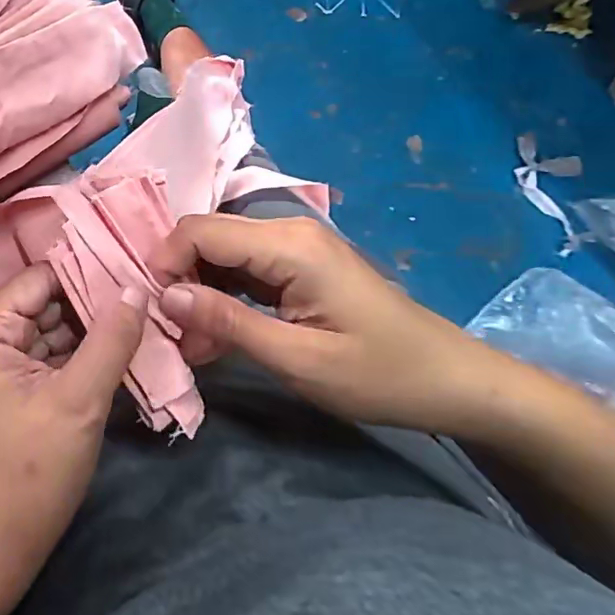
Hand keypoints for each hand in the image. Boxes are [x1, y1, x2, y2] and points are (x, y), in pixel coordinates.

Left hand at [0, 265, 149, 605]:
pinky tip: (124, 344)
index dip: (89, 274)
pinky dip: (84, 352)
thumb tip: (137, 287)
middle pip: (47, 300)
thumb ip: (109, 340)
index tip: (138, 269)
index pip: (40, 279)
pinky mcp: (13, 381)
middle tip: (150, 291)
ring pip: (53, 326)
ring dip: (94, 327)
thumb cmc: (31, 470)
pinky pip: (52, 352)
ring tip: (146, 313)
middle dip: (95, 301)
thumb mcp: (78, 401)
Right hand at [151, 214, 545, 439]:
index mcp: (288, 245)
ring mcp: (293, 244)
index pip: (198, 231)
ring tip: (194, 342)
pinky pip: (241, 267)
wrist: (459, 384)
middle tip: (174, 332)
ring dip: (199, 292)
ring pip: (218, 252)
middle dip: (179, 279)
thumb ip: (227, 322)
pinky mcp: (296, 263)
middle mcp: (285, 230)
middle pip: (204, 236)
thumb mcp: (299, 360)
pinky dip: (222, 296)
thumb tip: (164, 294)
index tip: (156, 309)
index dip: (165, 263)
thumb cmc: (383, 376)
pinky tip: (218, 335)